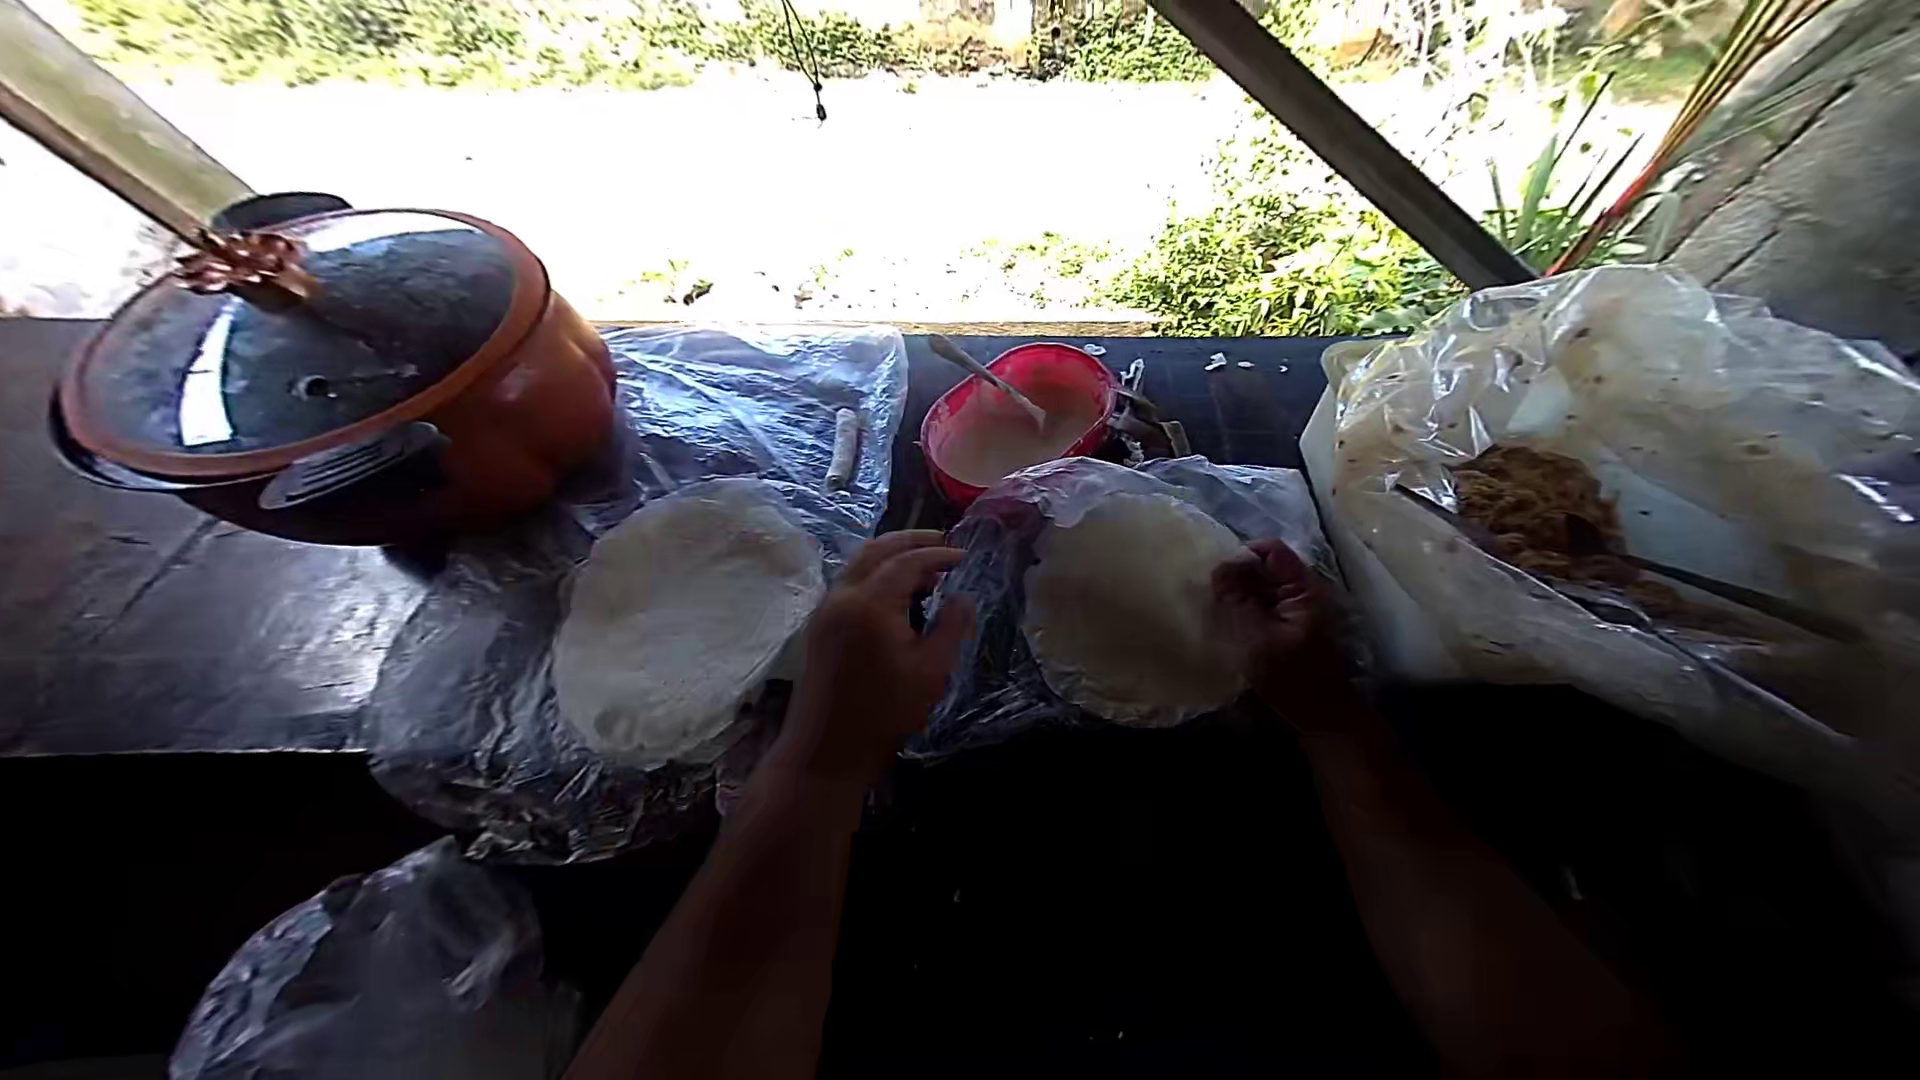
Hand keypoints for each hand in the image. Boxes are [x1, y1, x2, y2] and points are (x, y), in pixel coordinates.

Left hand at [773, 530, 975, 785]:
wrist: (826, 750)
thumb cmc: (885, 713)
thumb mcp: (932, 670)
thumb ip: (951, 626)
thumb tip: (963, 597)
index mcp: (870, 603)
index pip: (907, 561)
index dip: (938, 555)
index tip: (963, 557)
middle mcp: (842, 596)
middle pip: (877, 549)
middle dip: (911, 541)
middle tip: (942, 544)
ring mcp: (826, 609)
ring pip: (860, 564)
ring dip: (892, 557)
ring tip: (925, 571)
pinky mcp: (820, 625)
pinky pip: (850, 582)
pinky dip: (876, 575)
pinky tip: (897, 595)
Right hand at [1212, 539, 1356, 733]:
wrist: (1320, 718)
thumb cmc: (1293, 678)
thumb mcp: (1259, 639)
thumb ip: (1238, 600)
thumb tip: (1218, 566)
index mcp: (1301, 588)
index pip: (1270, 550)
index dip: (1241, 555)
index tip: (1216, 575)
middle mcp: (1297, 591)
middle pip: (1260, 565)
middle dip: (1233, 574)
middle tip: (1208, 593)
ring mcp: (1288, 608)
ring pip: (1254, 585)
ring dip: (1232, 593)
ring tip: (1211, 607)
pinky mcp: (1279, 625)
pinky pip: (1254, 604)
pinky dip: (1237, 608)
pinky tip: (1221, 622)